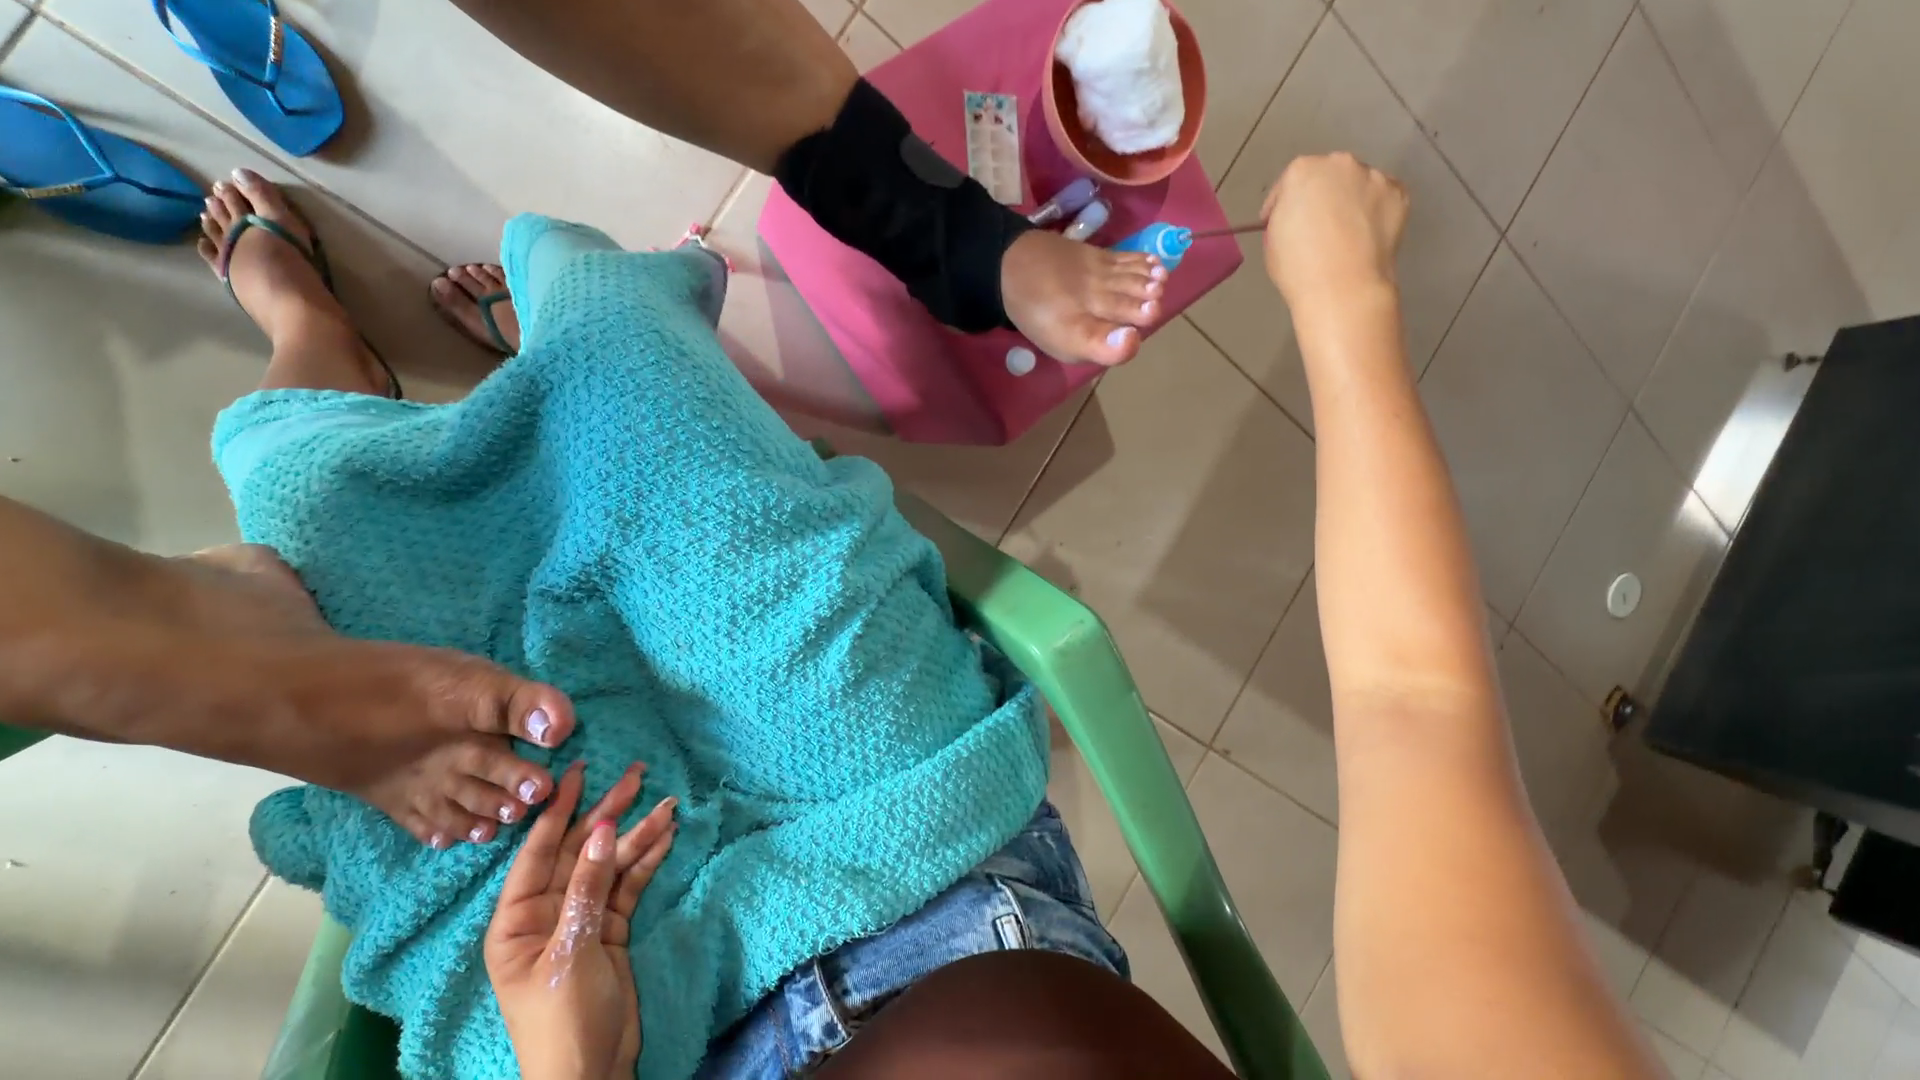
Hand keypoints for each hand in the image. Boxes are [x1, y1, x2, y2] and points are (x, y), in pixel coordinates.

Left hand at [486, 762, 676, 1079]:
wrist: (591, 1074)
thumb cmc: (561, 1019)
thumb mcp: (570, 951)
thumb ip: (587, 888)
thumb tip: (604, 828)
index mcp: (516, 920)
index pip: (539, 852)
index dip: (559, 810)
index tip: (579, 772)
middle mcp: (546, 912)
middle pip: (581, 851)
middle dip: (609, 813)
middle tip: (637, 773)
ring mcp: (581, 919)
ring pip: (611, 865)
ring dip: (638, 835)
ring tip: (668, 802)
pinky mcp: (611, 930)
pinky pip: (629, 886)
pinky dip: (647, 861)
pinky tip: (666, 835)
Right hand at [1261, 152, 1408, 311]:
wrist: (1344, 287)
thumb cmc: (1298, 267)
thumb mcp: (1273, 238)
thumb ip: (1285, 216)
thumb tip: (1298, 218)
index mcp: (1302, 171)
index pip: (1289, 182)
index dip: (1283, 204)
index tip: (1282, 223)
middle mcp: (1340, 164)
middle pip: (1328, 175)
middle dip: (1322, 195)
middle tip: (1318, 224)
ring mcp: (1374, 177)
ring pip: (1359, 184)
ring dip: (1351, 200)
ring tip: (1347, 231)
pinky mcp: (1399, 194)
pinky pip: (1382, 197)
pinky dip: (1375, 210)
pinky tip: (1367, 233)